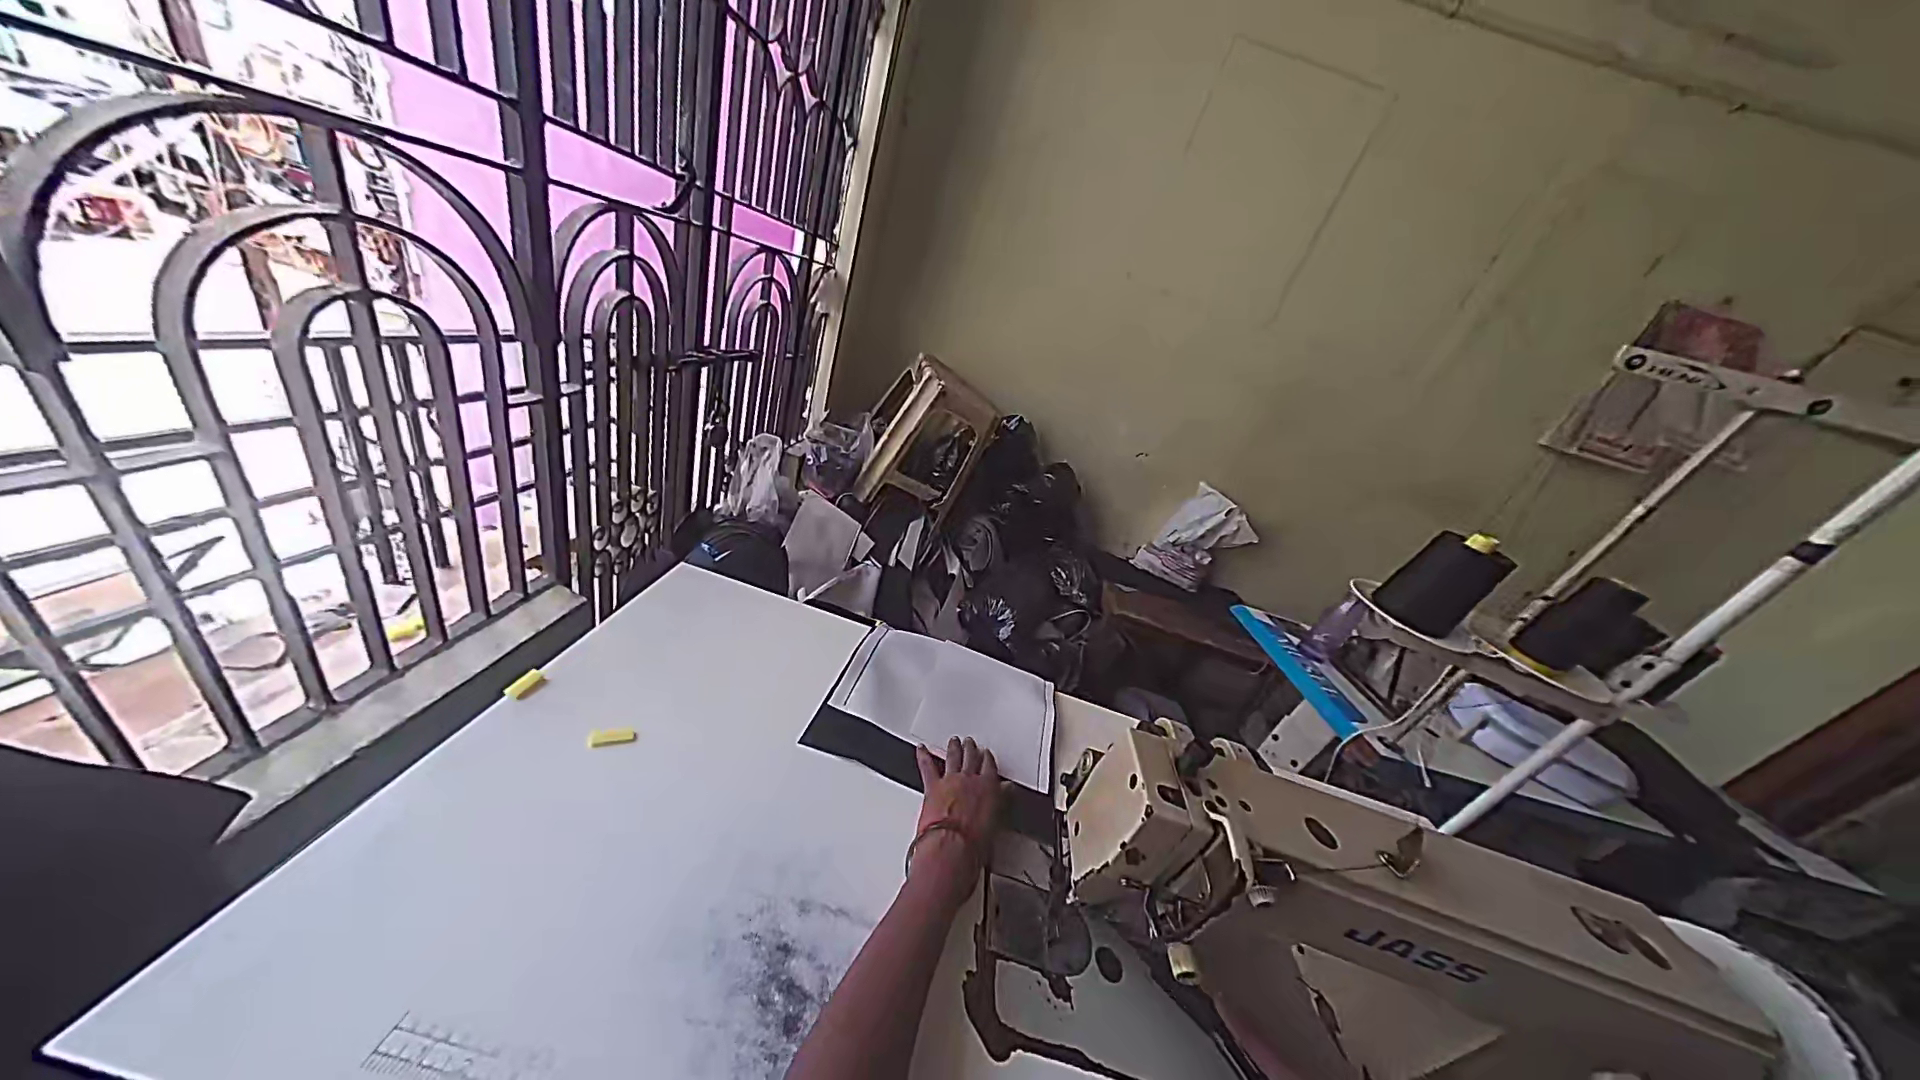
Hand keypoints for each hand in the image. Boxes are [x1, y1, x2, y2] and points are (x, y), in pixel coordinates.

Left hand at [910, 737, 1001, 907]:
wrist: (951, 848)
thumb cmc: (973, 844)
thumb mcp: (995, 824)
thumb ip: (998, 803)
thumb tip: (1005, 795)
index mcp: (988, 788)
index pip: (990, 768)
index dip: (988, 760)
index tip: (987, 755)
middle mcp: (969, 780)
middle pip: (971, 758)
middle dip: (971, 749)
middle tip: (971, 743)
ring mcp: (950, 781)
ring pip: (953, 757)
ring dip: (954, 748)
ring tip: (954, 742)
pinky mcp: (932, 786)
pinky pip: (927, 766)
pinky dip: (923, 756)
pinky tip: (921, 750)